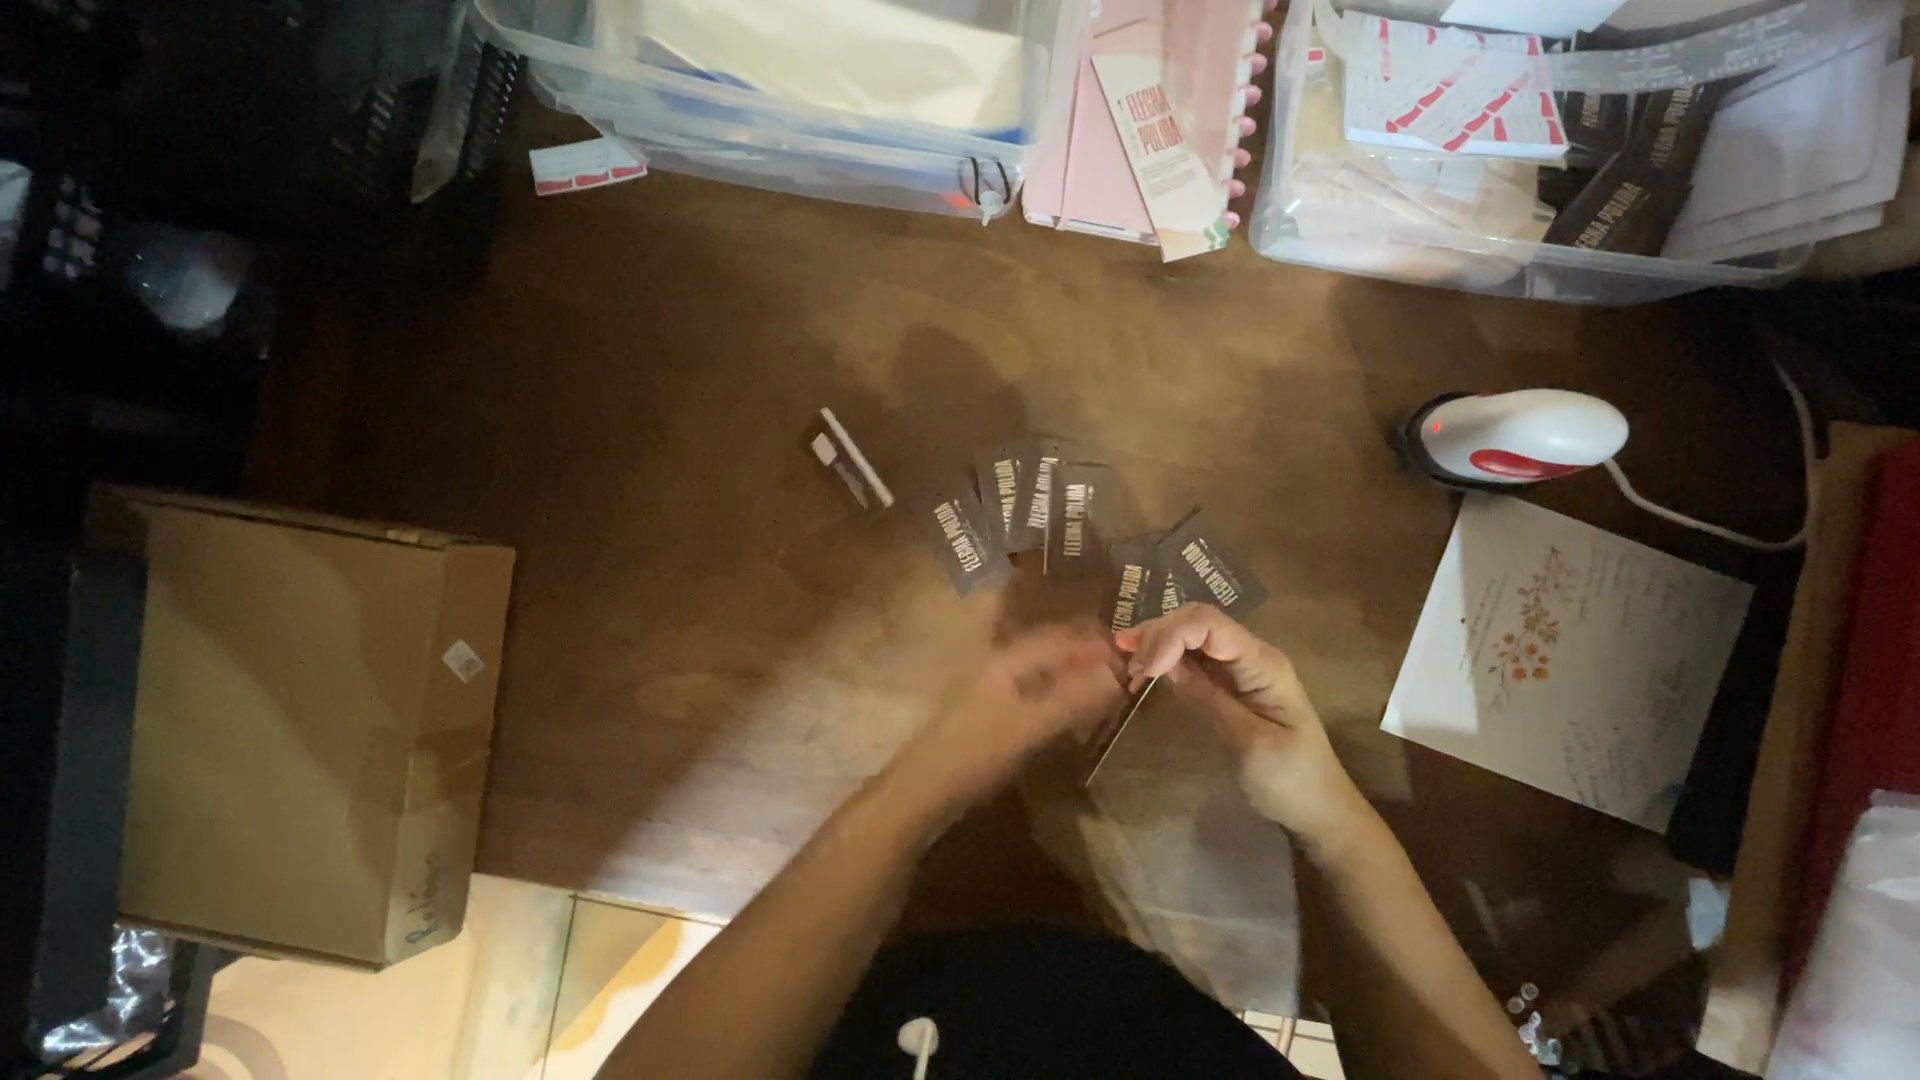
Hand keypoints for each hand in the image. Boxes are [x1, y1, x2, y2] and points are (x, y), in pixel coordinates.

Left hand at [886, 627, 1123, 814]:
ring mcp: (990, 691)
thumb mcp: (1028, 726)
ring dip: (1071, 677)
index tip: (1129, 651)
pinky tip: (1069, 714)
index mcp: (1006, 660)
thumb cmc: (975, 753)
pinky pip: (1031, 695)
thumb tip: (1117, 675)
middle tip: (1122, 669)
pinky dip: (1056, 697)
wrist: (923, 790)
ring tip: (1104, 689)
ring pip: (1039, 673)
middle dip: (1083, 656)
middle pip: (1048, 651)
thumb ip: (1072, 700)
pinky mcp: (988, 717)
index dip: (1093, 642)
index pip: (1058, 638)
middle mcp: (998, 667)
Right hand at [1115, 604, 1370, 852]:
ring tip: (1127, 658)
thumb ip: (1209, 699)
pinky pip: (1192, 657)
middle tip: (1127, 662)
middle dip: (1158, 633)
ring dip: (1157, 641)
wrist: (1318, 808)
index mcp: (1262, 663)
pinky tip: (1144, 665)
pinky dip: (1165, 657)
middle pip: (1196, 621)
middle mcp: (1249, 655)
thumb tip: (1166, 665)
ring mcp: (1238, 669)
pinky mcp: (1227, 684)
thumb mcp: (1248, 744)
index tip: (1143, 668)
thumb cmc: (1290, 779)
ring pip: (1191, 634)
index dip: (1170, 635)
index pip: (1208, 623)